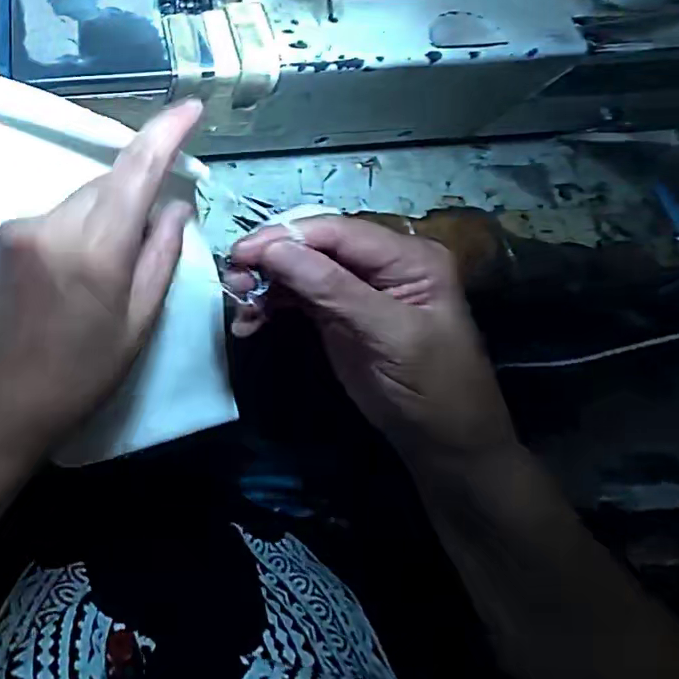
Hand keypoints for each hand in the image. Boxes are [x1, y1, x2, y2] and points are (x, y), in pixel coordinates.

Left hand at [0, 100, 204, 462]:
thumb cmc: (81, 371)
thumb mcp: (138, 323)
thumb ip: (161, 255)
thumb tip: (176, 205)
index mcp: (96, 250)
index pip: (136, 171)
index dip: (166, 133)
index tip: (190, 107)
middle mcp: (52, 225)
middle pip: (105, 184)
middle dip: (129, 198)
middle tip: (137, 243)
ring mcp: (15, 225)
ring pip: (75, 199)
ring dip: (95, 217)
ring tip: (90, 271)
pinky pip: (47, 215)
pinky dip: (65, 229)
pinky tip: (59, 272)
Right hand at [228, 216, 517, 465]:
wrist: (445, 447)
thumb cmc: (434, 389)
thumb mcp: (390, 336)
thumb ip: (333, 289)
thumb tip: (274, 249)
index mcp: (407, 255)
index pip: (337, 231)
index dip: (287, 237)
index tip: (243, 253)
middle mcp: (379, 261)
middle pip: (312, 244)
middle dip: (270, 258)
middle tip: (233, 277)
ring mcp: (355, 285)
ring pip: (297, 268)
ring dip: (264, 283)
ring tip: (239, 306)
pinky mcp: (335, 310)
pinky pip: (294, 295)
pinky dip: (269, 305)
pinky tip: (250, 323)